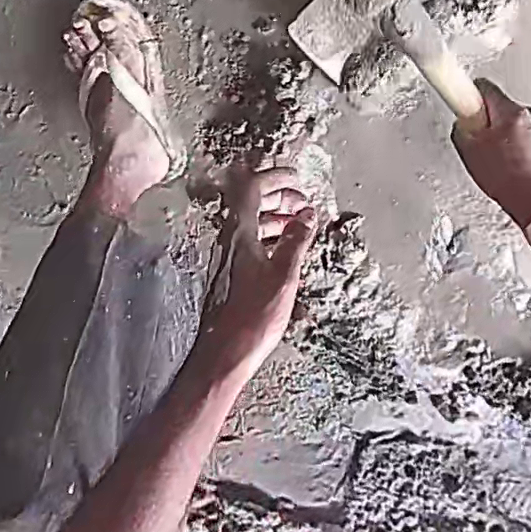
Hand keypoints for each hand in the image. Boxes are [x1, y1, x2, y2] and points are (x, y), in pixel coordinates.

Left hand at [197, 167, 322, 380]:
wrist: (223, 355)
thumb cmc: (251, 318)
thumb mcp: (283, 275)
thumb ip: (296, 241)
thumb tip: (308, 215)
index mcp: (240, 233)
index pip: (252, 187)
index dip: (274, 176)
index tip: (295, 176)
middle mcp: (230, 239)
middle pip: (251, 201)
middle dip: (279, 195)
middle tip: (303, 202)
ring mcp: (228, 255)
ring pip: (252, 221)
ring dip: (276, 215)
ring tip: (300, 223)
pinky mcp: (231, 271)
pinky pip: (251, 239)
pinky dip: (270, 234)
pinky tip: (286, 248)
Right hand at [452, 78, 530, 229]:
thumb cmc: (508, 180)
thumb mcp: (469, 151)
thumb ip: (461, 127)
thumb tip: (461, 120)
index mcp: (510, 111)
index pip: (483, 86)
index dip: (467, 94)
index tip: (460, 95)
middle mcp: (528, 114)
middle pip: (496, 103)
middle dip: (483, 118)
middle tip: (476, 138)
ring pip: (509, 119)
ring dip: (498, 132)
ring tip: (492, 155)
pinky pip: (520, 133)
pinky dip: (511, 143)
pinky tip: (505, 162)